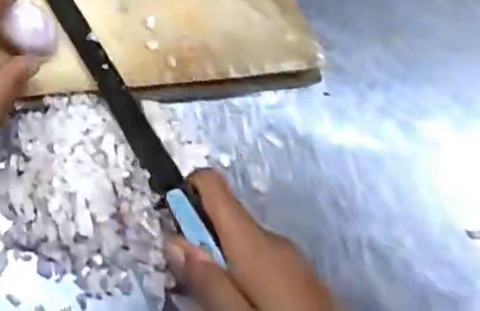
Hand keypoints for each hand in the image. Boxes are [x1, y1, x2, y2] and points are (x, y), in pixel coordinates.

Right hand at [165, 169, 338, 310]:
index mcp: (254, 240)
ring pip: (243, 245)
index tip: (171, 223)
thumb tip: (171, 239)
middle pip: (223, 220)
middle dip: (202, 243)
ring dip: (225, 264)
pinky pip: (265, 264)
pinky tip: (251, 308)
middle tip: (193, 285)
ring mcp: (296, 262)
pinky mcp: (309, 283)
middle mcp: (275, 240)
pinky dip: (247, 278)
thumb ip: (206, 280)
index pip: (210, 182)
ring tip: (222, 304)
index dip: (184, 191)